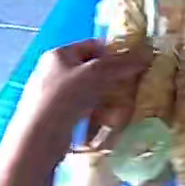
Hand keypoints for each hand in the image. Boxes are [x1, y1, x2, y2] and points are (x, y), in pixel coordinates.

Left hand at [4, 40, 144, 170]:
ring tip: (118, 104)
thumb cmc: (65, 97)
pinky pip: (78, 107)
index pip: (93, 45)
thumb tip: (147, 55)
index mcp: (58, 54)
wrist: (37, 141)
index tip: (130, 65)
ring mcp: (48, 95)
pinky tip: (102, 119)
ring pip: (86, 88)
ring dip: (104, 95)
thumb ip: (123, 62)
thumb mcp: (98, 73)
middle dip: (110, 76)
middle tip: (127, 84)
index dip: (114, 52)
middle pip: (90, 67)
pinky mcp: (50, 116)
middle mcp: (50, 70)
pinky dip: (92, 110)